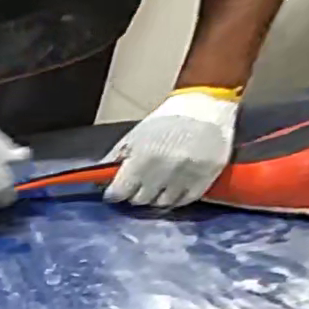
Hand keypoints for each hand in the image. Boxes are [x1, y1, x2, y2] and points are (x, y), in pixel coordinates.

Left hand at [104, 87, 239, 207]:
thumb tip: (98, 185)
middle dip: (135, 195)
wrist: (205, 105)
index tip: (116, 190)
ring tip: (157, 186)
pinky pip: (188, 198)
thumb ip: (111, 164)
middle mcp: (165, 171)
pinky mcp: (210, 173)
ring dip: (156, 197)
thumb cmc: (161, 123)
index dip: (114, 194)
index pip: (118, 194)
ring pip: (162, 203)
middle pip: (139, 200)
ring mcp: (189, 173)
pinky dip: (178, 197)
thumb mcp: (129, 141)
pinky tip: (174, 189)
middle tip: (138, 185)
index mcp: (142, 162)